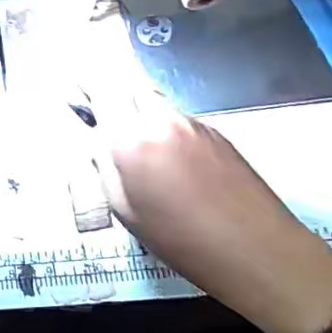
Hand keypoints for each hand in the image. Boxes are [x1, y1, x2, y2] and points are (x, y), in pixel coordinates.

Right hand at [89, 83, 331, 332]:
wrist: (254, 246)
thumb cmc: (180, 240)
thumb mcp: (126, 211)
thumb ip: (106, 167)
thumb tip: (98, 140)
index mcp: (132, 138)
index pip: (102, 90)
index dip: (86, 88)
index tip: (76, 97)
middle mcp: (161, 119)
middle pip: (128, 85)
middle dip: (112, 96)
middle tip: (103, 120)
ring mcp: (192, 122)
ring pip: (154, 102)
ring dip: (139, 112)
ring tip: (138, 146)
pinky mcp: (216, 131)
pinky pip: (178, 119)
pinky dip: (164, 128)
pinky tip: (170, 160)